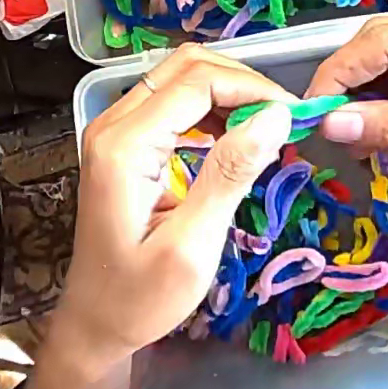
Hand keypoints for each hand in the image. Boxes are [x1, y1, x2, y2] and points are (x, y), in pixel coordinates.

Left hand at [57, 46, 295, 374]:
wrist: (94, 321)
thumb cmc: (140, 297)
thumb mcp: (192, 245)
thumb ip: (230, 174)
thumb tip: (275, 117)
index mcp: (125, 145)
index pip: (195, 82)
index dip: (250, 88)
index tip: (293, 116)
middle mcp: (113, 124)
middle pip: (184, 67)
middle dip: (240, 82)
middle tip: (281, 118)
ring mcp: (114, 130)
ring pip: (178, 78)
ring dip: (226, 92)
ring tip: (264, 127)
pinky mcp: (123, 142)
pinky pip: (170, 102)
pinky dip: (209, 107)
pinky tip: (234, 135)